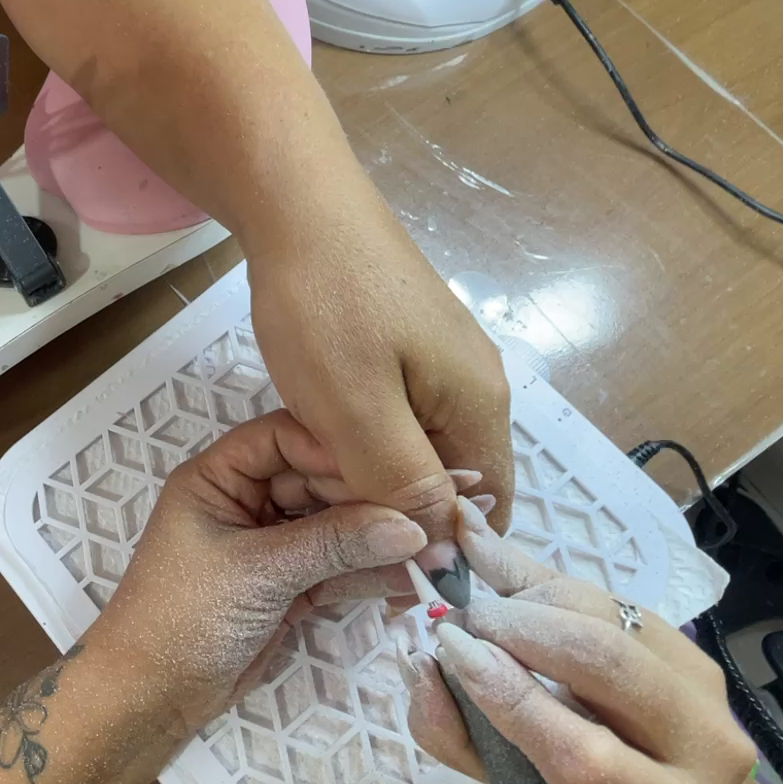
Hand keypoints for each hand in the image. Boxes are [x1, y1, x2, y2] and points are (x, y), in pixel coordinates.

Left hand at [85, 410, 428, 733]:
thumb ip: (334, 543)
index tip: (397, 457)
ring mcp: (270, 544)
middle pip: (318, 481)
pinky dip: (370, 572)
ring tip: (443, 542)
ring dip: (381, 537)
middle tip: (438, 505)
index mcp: (218, 477)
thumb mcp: (258, 571)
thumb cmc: (184, 616)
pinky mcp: (288, 584)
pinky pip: (336, 567)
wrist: (152, 696)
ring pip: (334, 526)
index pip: (285, 437)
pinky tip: (416, 576)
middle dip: (372, 496)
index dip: (338, 444)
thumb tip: (412, 525)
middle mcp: (246, 501)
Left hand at [249, 217, 513, 542]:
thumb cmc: (325, 310)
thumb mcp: (357, 410)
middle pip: (451, 482)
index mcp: (479, 408)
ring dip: (374, 479)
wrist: (297, 208)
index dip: (441, 551)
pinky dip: (362, 442)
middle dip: (401, 514)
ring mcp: (438, 363)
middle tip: (339, 533)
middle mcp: (473, 388)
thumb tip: (448, 547)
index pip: (485, 510)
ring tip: (322, 494)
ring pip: (416, 450)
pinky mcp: (401, 347)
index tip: (383, 575)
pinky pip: (393, 418)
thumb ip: (404, 480)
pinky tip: (322, 443)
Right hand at [405, 499, 755, 783]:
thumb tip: (416, 661)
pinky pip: (591, 586)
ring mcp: (696, 674)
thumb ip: (453, 734)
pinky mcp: (676, 630)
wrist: (668, 780)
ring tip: (479, 610)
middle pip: (600, 659)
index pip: (580, 754)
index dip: (506, 696)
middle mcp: (702, 741)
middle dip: (512, 627)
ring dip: (521, 597)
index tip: (448, 649)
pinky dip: (525, 568)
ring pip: (598, 609)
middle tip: (458, 623)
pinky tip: (471, 534)